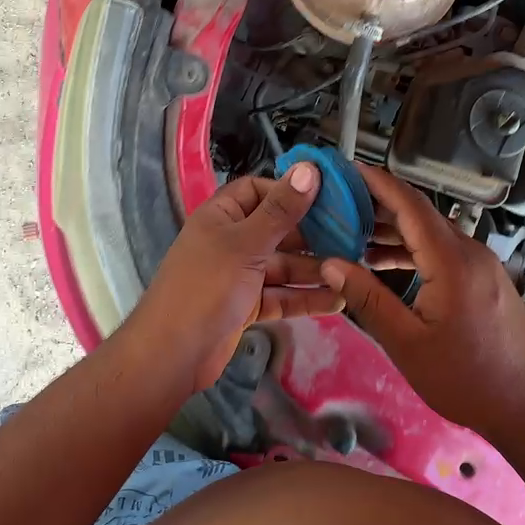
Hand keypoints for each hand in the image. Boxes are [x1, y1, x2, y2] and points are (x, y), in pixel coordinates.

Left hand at [123, 162, 344, 391]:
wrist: (172, 355)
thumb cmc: (206, 288)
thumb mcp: (247, 244)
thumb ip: (281, 210)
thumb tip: (309, 169)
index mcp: (221, 216)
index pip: (257, 190)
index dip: (288, 192)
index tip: (327, 197)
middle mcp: (230, 241)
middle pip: (276, 229)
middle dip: (311, 234)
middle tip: (352, 237)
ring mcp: (238, 276)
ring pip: (282, 266)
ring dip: (314, 269)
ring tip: (352, 270)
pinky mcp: (246, 307)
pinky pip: (281, 296)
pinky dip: (305, 298)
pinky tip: (338, 301)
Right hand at [321, 166, 524, 440]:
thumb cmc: (467, 378)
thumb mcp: (408, 343)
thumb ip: (368, 299)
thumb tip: (329, 265)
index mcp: (450, 259)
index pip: (409, 204)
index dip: (376, 182)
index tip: (345, 169)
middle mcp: (469, 250)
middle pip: (419, 214)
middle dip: (378, 205)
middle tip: (337, 203)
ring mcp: (481, 264)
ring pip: (431, 233)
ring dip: (394, 230)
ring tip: (352, 235)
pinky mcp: (485, 279)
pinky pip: (443, 250)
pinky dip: (413, 249)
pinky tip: (385, 264)